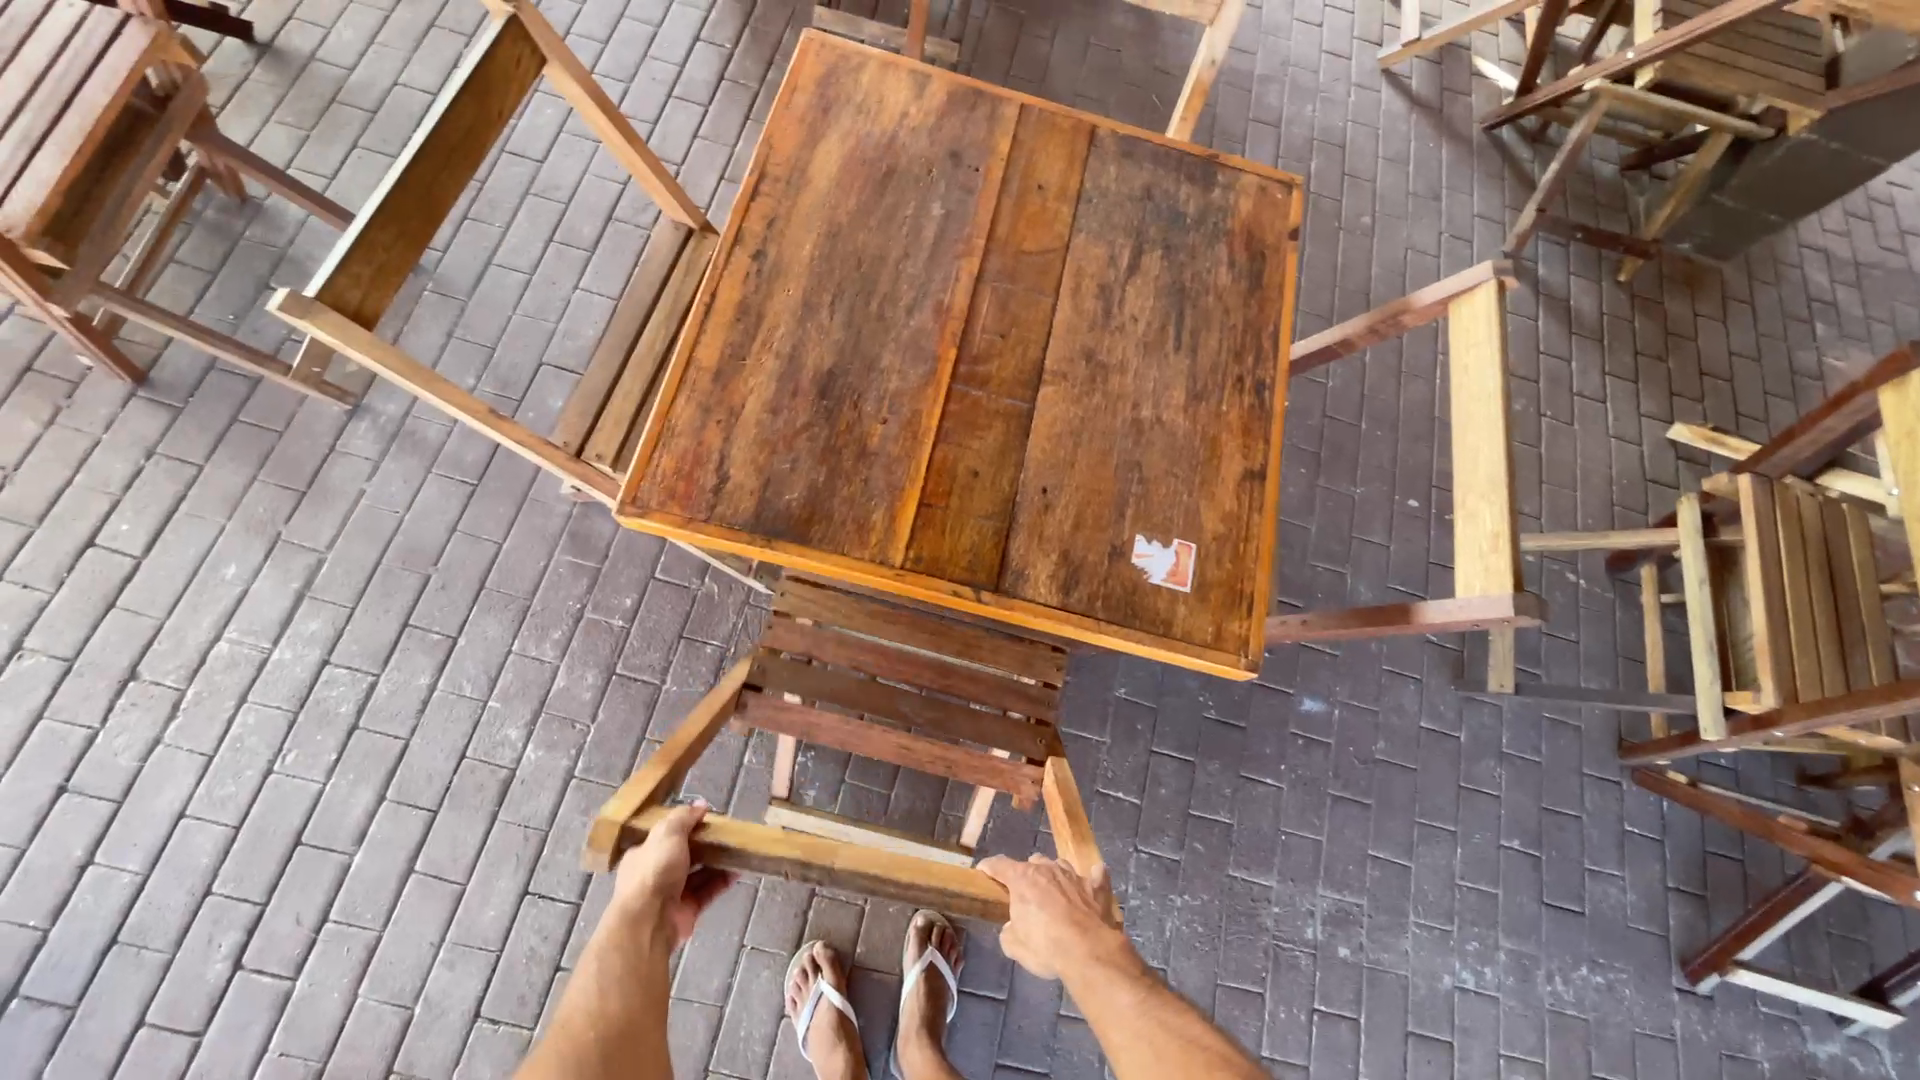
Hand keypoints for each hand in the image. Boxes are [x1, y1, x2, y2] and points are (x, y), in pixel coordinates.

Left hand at [611, 800, 735, 943]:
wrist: (650, 921)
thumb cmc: (654, 872)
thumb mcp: (667, 834)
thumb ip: (684, 817)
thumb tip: (701, 805)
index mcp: (643, 854)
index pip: (664, 837)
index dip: (685, 827)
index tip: (706, 820)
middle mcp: (655, 874)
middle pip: (684, 855)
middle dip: (704, 846)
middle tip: (725, 835)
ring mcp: (671, 894)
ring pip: (698, 874)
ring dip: (717, 863)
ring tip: (737, 851)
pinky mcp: (687, 911)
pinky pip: (708, 892)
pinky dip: (722, 882)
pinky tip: (738, 871)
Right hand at [977, 854, 1131, 981]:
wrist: (1087, 951)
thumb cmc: (1045, 947)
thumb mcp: (1013, 945)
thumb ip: (1009, 930)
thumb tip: (1013, 926)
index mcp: (1022, 879)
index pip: (999, 864)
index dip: (989, 867)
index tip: (984, 871)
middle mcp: (1048, 870)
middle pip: (1032, 862)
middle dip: (1027, 874)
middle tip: (1026, 894)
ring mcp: (1074, 876)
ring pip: (1060, 865)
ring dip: (1055, 875)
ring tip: (1054, 891)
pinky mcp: (1097, 888)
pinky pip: (1096, 876)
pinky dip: (1093, 878)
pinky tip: (1094, 879)